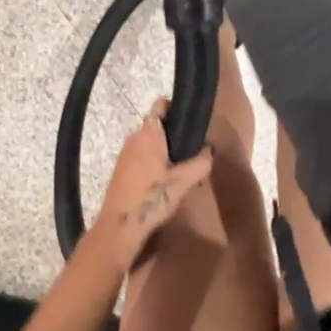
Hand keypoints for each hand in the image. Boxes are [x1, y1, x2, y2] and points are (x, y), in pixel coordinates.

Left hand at [90, 99, 214, 273]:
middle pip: (157, 126)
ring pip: (149, 143)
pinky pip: (141, 156)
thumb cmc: (152, 197)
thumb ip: (201, 162)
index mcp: (149, 133)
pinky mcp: (121, 169)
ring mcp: (125, 153)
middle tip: (192, 151)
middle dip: (174, 135)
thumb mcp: (184, 181)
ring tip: (181, 170)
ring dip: (164, 151)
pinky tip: (164, 182)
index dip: (176, 108)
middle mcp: (134, 137)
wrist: (120, 226)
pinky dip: (154, 162)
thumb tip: (209, 150)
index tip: (190, 120)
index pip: (160, 105)